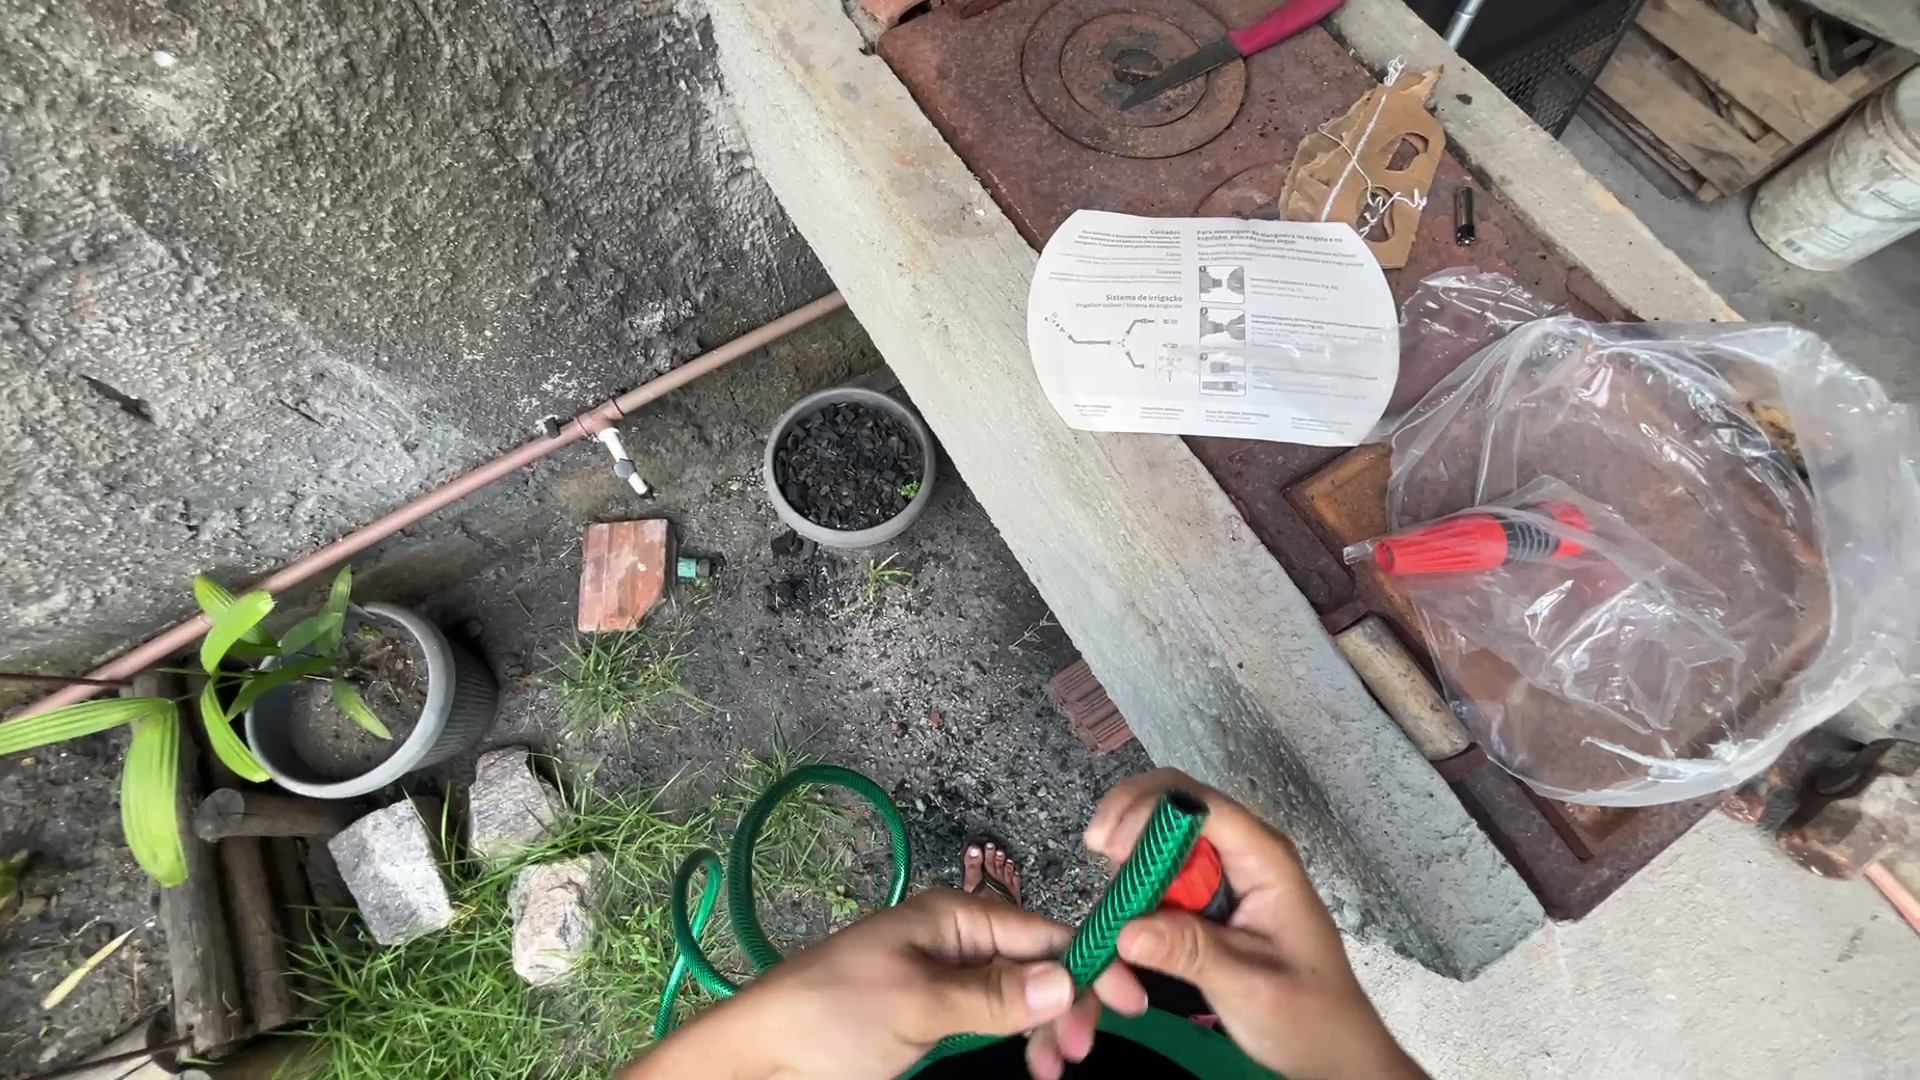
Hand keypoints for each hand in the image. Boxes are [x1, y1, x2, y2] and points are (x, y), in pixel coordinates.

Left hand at [623, 888, 1084, 1079]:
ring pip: (1018, 990)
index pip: (1038, 930)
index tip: (1133, 1000)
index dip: (1088, 960)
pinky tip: (1034, 1061)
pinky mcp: (936, 1009)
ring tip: (1058, 1068)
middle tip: (1080, 1055)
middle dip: (1067, 999)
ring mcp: (946, 973)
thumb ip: (994, 995)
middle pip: (1034, 960)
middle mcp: (956, 935)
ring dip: (1046, 1023)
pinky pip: (993, 1013)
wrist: (763, 1050)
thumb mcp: (919, 1004)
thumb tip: (1068, 980)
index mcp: (953, 914)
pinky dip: (1019, 1036)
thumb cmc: (838, 1013)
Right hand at [1028, 769, 1426, 1079]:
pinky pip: (1164, 857)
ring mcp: (1225, 863)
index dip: (1150, 812)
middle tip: (1096, 848)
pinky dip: (1135, 867)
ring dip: (1128, 838)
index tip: (1111, 850)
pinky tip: (1121, 893)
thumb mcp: (1249, 988)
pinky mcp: (1209, 885)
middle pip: (1176, 795)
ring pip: (1164, 821)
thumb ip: (1191, 953)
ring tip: (1106, 877)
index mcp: (1264, 857)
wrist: (1335, 1052)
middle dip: (1129, 811)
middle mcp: (1242, 846)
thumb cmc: (1308, 1017)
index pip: (1200, 804)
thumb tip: (1125, 930)